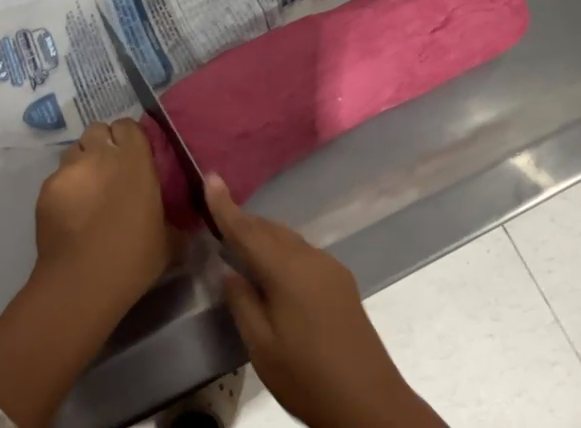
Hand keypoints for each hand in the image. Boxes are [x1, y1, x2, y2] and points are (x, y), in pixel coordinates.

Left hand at [33, 117, 169, 313]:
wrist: (82, 282)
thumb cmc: (133, 258)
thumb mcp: (168, 240)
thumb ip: (175, 221)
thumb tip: (184, 224)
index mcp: (134, 159)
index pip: (128, 125)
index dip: (129, 138)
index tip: (134, 157)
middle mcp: (100, 154)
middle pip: (97, 130)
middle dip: (103, 144)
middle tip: (109, 170)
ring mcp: (70, 169)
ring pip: (75, 150)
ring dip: (83, 163)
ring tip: (88, 190)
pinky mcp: (47, 188)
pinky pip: (57, 177)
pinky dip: (65, 187)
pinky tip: (70, 212)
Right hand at [206, 175, 444, 427]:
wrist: (370, 404)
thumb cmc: (308, 377)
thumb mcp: (262, 346)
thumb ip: (242, 302)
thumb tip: (230, 271)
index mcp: (287, 270)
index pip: (248, 230)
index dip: (225, 206)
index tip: (210, 177)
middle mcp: (311, 259)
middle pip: (270, 230)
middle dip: (243, 221)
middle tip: (216, 217)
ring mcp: (330, 269)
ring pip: (288, 240)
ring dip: (263, 236)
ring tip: (240, 245)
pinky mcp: (342, 283)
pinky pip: (303, 253)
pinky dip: (282, 251)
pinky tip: (273, 271)